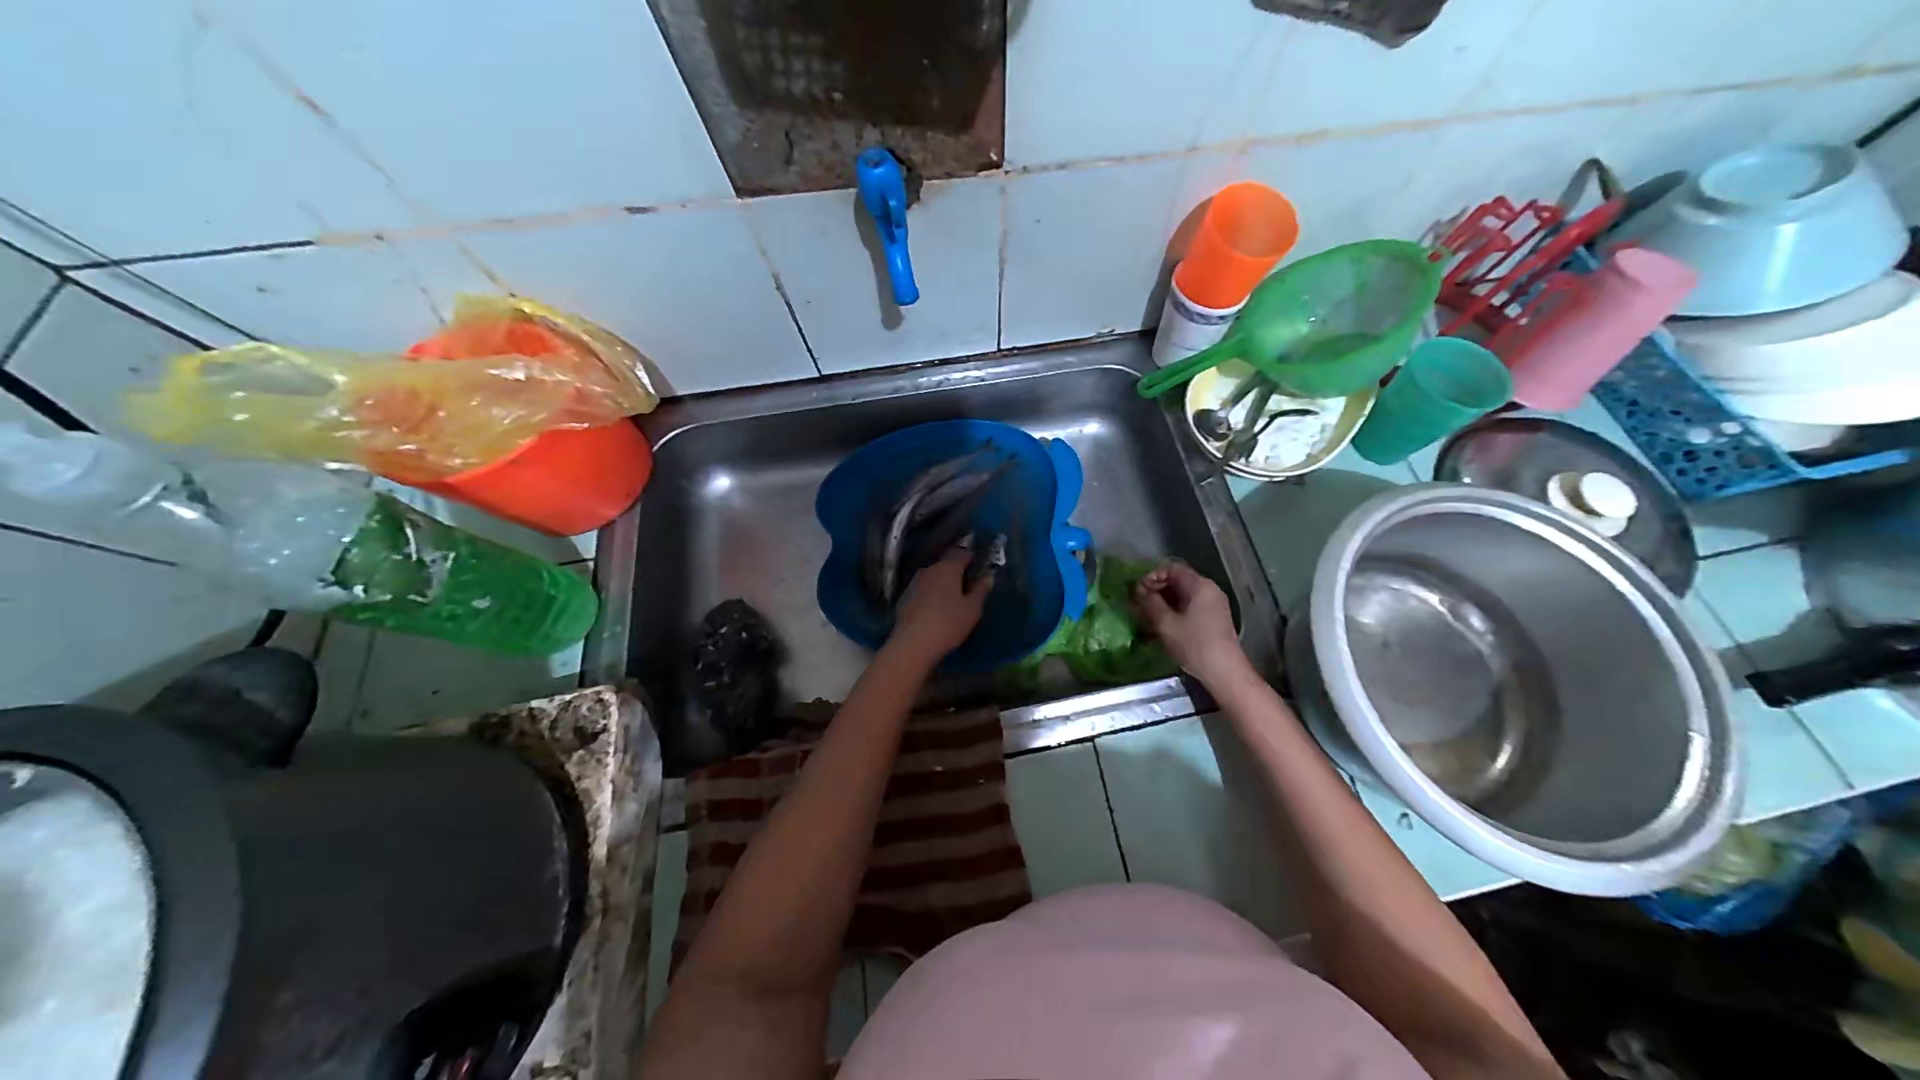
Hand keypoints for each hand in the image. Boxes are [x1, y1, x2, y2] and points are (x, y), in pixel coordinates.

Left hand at [891, 548, 993, 659]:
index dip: (971, 558)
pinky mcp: (904, 597)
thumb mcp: (972, 609)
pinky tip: (935, 607)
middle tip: (968, 583)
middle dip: (957, 571)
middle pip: (946, 564)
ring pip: (933, 577)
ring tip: (952, 597)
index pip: (962, 554)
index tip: (979, 564)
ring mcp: (914, 582)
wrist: (912, 643)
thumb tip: (988, 576)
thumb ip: (981, 590)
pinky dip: (931, 593)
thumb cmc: (948, 624)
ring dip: (943, 582)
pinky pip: (923, 589)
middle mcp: (929, 570)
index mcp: (948, 568)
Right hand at [1134, 560, 1247, 684]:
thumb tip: (1139, 592)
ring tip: (1146, 615)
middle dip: (1156, 589)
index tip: (1138, 591)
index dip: (1152, 576)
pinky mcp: (1212, 619)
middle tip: (1139, 603)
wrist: (1224, 672)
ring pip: (1182, 595)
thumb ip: (1150, 603)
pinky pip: (1189, 606)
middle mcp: (1209, 590)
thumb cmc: (1194, 645)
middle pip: (1178, 580)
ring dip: (1163, 602)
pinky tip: (1161, 624)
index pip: (1172, 568)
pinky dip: (1173, 611)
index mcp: (1200, 586)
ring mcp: (1213, 605)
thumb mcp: (1166, 624)